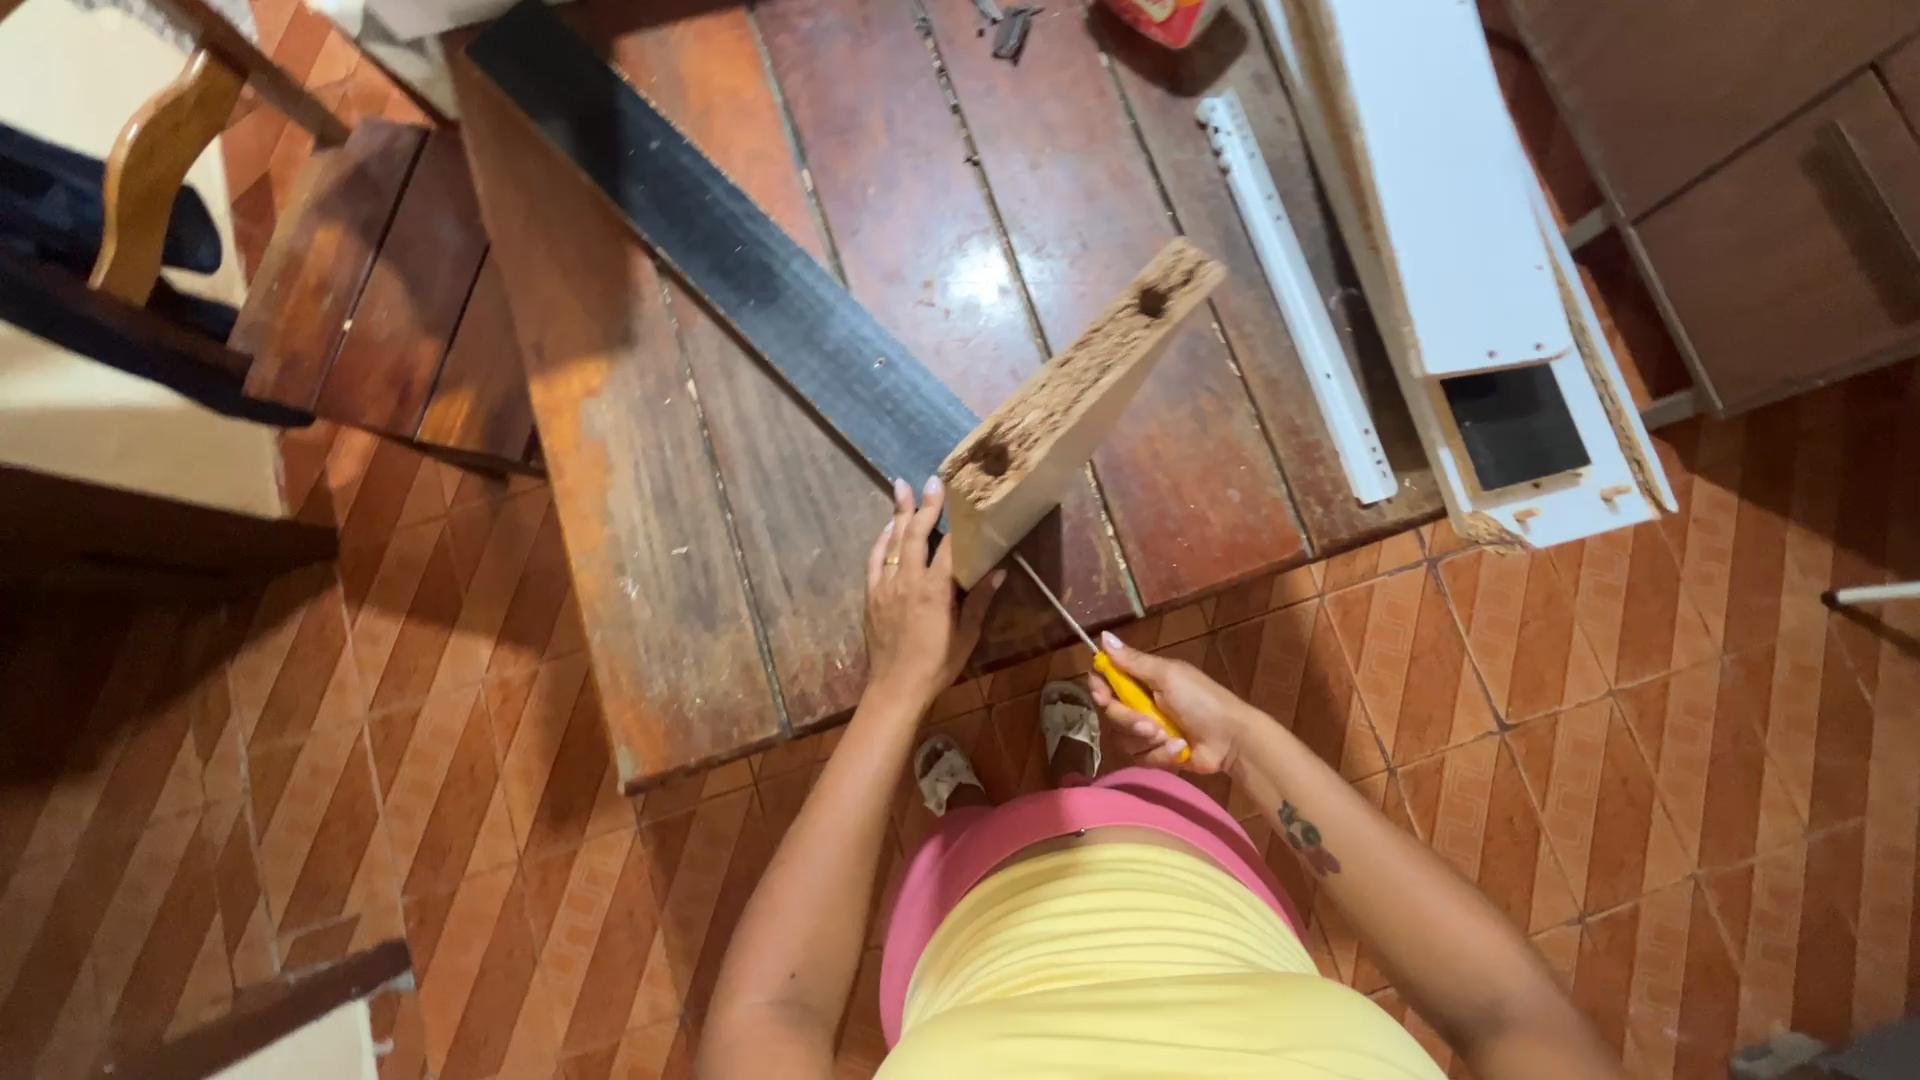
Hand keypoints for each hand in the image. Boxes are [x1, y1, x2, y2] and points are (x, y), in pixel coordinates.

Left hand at [864, 476, 1005, 710]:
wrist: (896, 688)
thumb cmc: (937, 665)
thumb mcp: (967, 635)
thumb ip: (980, 600)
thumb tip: (999, 571)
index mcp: (935, 590)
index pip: (947, 546)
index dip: (955, 519)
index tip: (960, 497)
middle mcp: (907, 581)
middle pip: (915, 534)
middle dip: (925, 505)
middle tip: (932, 480)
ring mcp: (885, 586)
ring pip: (892, 541)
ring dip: (898, 513)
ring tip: (902, 487)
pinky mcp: (871, 595)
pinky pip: (874, 560)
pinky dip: (881, 540)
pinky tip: (887, 528)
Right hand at [1089, 632, 1262, 773]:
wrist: (1231, 740)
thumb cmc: (1201, 700)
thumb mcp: (1167, 675)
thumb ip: (1133, 660)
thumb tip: (1103, 635)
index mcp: (1142, 678)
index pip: (1105, 678)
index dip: (1099, 686)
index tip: (1103, 695)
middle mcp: (1139, 702)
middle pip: (1110, 711)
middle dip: (1128, 719)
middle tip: (1149, 722)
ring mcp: (1146, 730)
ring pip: (1122, 737)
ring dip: (1147, 739)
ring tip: (1170, 737)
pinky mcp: (1154, 754)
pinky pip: (1139, 757)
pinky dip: (1160, 754)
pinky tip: (1180, 749)